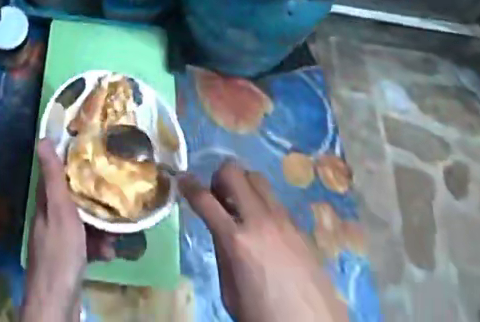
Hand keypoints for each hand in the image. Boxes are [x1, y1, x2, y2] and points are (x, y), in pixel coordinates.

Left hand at [23, 140, 109, 321]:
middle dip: (94, 192)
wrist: (57, 306)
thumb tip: (42, 139)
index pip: (56, 173)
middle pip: (73, 197)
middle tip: (115, 184)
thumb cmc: (59, 254)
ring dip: (101, 222)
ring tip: (118, 224)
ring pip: (83, 221)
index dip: (71, 158)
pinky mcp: (70, 260)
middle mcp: (50, 219)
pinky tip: (111, 250)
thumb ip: (54, 178)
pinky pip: (88, 243)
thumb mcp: (59, 211)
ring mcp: (60, 241)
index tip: (92, 145)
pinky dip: (100, 244)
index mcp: (45, 204)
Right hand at [181, 159, 347, 321]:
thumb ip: (223, 254)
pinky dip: (260, 202)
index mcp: (237, 241)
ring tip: (238, 207)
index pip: (206, 200)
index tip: (181, 179)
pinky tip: (261, 226)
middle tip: (216, 196)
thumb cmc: (264, 318)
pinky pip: (274, 198)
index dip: (189, 186)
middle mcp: (260, 220)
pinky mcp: (298, 224)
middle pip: (233, 172)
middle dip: (218, 177)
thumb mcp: (231, 294)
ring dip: (241, 184)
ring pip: (256, 177)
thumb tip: (220, 229)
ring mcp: (282, 218)